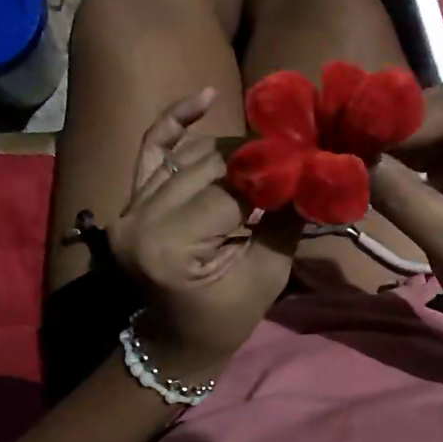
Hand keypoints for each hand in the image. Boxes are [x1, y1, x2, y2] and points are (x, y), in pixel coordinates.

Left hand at [109, 89, 301, 378]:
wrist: (171, 343)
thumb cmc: (222, 322)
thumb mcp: (265, 277)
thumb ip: (285, 221)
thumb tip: (313, 172)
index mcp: (171, 246)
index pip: (231, 190)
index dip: (274, 170)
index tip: (312, 154)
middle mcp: (141, 219)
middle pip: (210, 165)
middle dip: (257, 153)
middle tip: (299, 142)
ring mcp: (129, 207)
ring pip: (189, 155)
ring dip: (233, 145)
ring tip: (273, 137)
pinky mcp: (129, 201)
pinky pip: (151, 152)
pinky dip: (174, 122)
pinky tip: (203, 98)